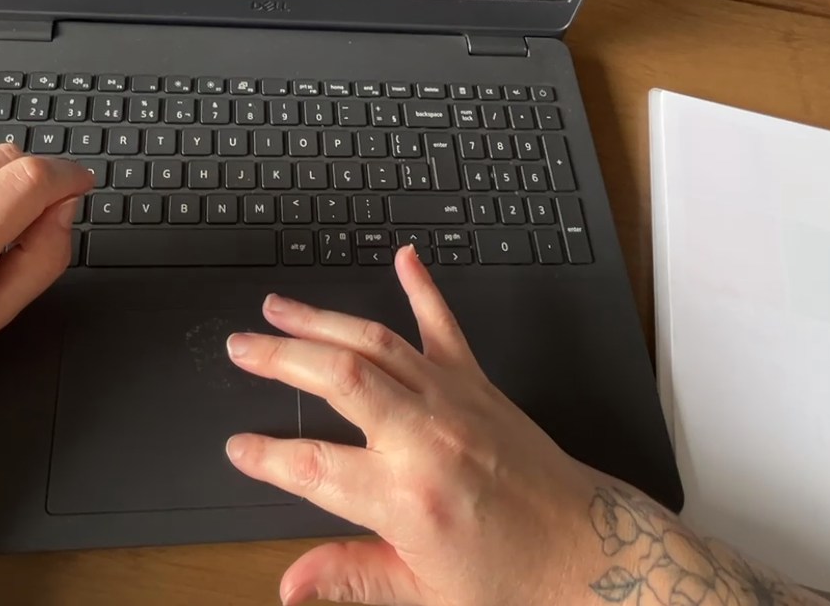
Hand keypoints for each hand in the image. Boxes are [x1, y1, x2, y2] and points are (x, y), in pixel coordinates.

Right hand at [225, 247, 813, 605]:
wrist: (591, 555)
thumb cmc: (513, 581)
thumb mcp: (424, 594)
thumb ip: (350, 578)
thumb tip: (289, 584)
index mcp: (407, 497)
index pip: (314, 468)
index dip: (267, 457)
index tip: (238, 447)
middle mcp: (425, 436)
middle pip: (337, 376)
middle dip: (280, 357)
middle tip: (240, 346)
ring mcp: (451, 398)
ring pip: (375, 341)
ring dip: (321, 319)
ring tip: (279, 306)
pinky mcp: (476, 381)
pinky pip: (444, 323)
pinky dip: (422, 286)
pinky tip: (404, 257)